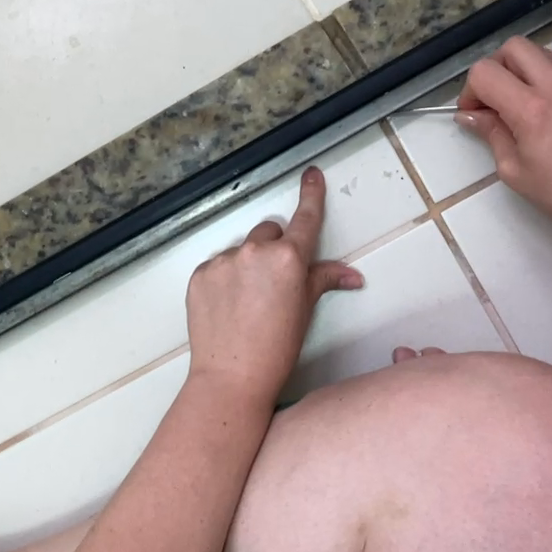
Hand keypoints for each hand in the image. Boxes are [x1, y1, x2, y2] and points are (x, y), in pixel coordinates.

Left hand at [185, 168, 362, 403]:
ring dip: (248, 264)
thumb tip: (351, 274)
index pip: (305, 219)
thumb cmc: (276, 349)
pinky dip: (225, 278)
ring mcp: (223, 260)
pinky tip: (228, 306)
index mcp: (288, 258)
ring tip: (248, 301)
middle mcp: (255, 251)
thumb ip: (323, 280)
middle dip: (275, 247)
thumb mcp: (306, 311)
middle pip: (270, 232)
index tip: (311, 174)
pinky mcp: (200, 273)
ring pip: (242, 249)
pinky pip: (218, 265)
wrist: (231, 377)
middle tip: (275, 282)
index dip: (311, 194)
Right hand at [456, 38, 551, 231]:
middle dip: (496, 69)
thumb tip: (470, 116)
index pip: (485, 72)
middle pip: (513, 48)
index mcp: (529, 109)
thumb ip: (490, 134)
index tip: (474, 113)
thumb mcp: (514, 170)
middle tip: (496, 99)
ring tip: (529, 100)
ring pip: (544, 52)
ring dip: (528, 70)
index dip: (470, 91)